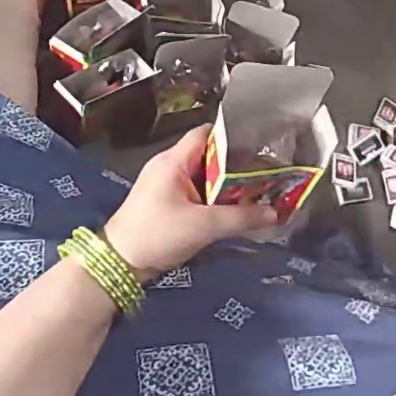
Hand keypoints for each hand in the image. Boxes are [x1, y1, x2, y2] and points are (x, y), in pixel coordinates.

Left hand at [102, 126, 278, 274]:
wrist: (120, 262)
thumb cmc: (158, 234)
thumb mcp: (203, 226)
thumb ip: (241, 218)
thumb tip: (275, 213)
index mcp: (173, 161)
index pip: (206, 133)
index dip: (233, 136)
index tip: (260, 146)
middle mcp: (169, 166)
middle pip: (209, 154)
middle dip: (237, 164)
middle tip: (266, 173)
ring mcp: (166, 184)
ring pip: (204, 175)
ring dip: (227, 183)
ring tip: (257, 189)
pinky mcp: (166, 201)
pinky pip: (196, 191)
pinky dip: (215, 197)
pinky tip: (234, 207)